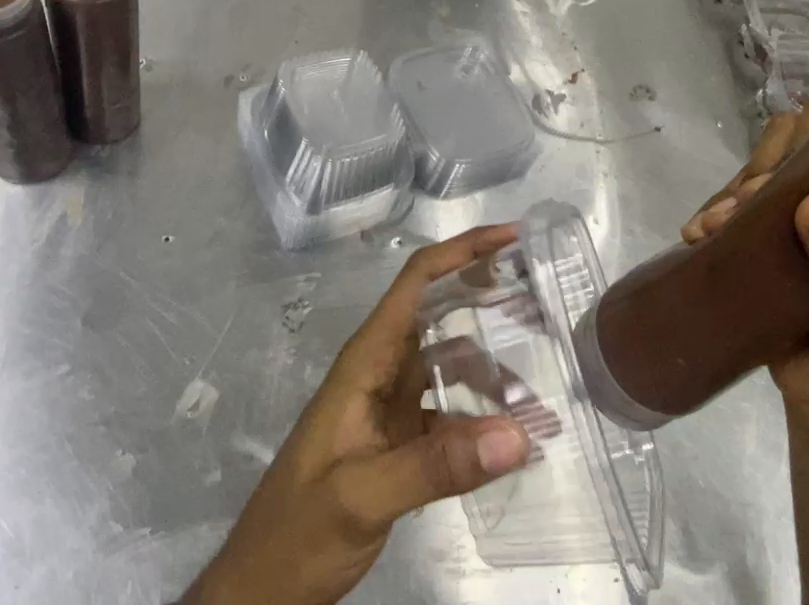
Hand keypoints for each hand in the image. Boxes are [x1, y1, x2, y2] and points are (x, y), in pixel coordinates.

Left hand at [185, 225, 533, 604]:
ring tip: (545, 388)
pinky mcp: (400, 441)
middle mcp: (381, 372)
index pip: (416, 283)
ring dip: (495, 368)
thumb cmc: (298, 530)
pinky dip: (485, 418)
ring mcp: (391, 407)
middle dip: (490, 299)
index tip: (514, 238)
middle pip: (441, 314)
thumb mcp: (363, 496)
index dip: (463, 251)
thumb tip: (520, 434)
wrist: (261, 588)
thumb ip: (437, 466)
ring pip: (451, 365)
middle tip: (546, 299)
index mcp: (366, 362)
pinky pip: (452, 414)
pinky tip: (516, 439)